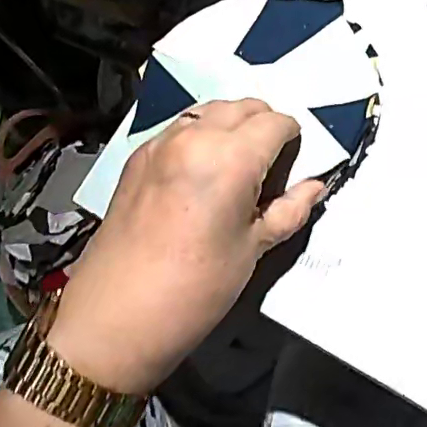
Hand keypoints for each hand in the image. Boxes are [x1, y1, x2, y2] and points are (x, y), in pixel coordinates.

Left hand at [46, 99, 325, 394]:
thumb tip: (314, 187)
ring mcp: (161, 143)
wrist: (113, 320)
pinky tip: (204, 169)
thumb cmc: (193, 289)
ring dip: (233, 124)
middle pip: (244, 106)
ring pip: (211, 110)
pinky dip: (202, 133)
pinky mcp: (138, 156)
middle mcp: (194, 137)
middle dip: (265, 125)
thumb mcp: (252, 250)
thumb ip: (289, 210)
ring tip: (239, 162)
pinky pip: (181, 126)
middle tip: (271, 163)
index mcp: (230, 158)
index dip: (294, 138)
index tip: (295, 160)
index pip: (276, 122)